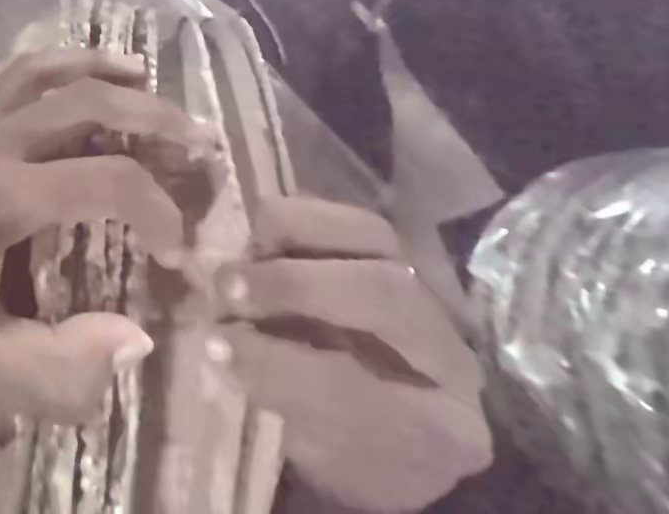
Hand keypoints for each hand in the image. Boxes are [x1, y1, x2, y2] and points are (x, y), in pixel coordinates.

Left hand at [0, 47, 217, 422]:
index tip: (180, 248)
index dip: (157, 210)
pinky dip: (35, 62)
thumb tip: (138, 340)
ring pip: (41, 71)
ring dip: (96, 65)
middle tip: (196, 134)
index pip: (105, 183)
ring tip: (142, 73)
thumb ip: (58, 368)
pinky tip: (60, 67)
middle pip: (85, 104)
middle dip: (150, 115)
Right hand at [215, 197, 491, 512]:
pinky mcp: (404, 251)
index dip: (280, 367)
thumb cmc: (356, 446)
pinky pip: (347, 215)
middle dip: (292, 284)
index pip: (367, 396)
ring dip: (289, 234)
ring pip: (369, 232)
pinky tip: (260, 242)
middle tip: (226, 288)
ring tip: (242, 252)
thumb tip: (220, 343)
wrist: (402, 416)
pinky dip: (295, 221)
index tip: (216, 347)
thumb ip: (280, 398)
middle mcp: (452, 350)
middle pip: (382, 292)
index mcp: (441, 431)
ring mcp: (433, 289)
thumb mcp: (320, 453)